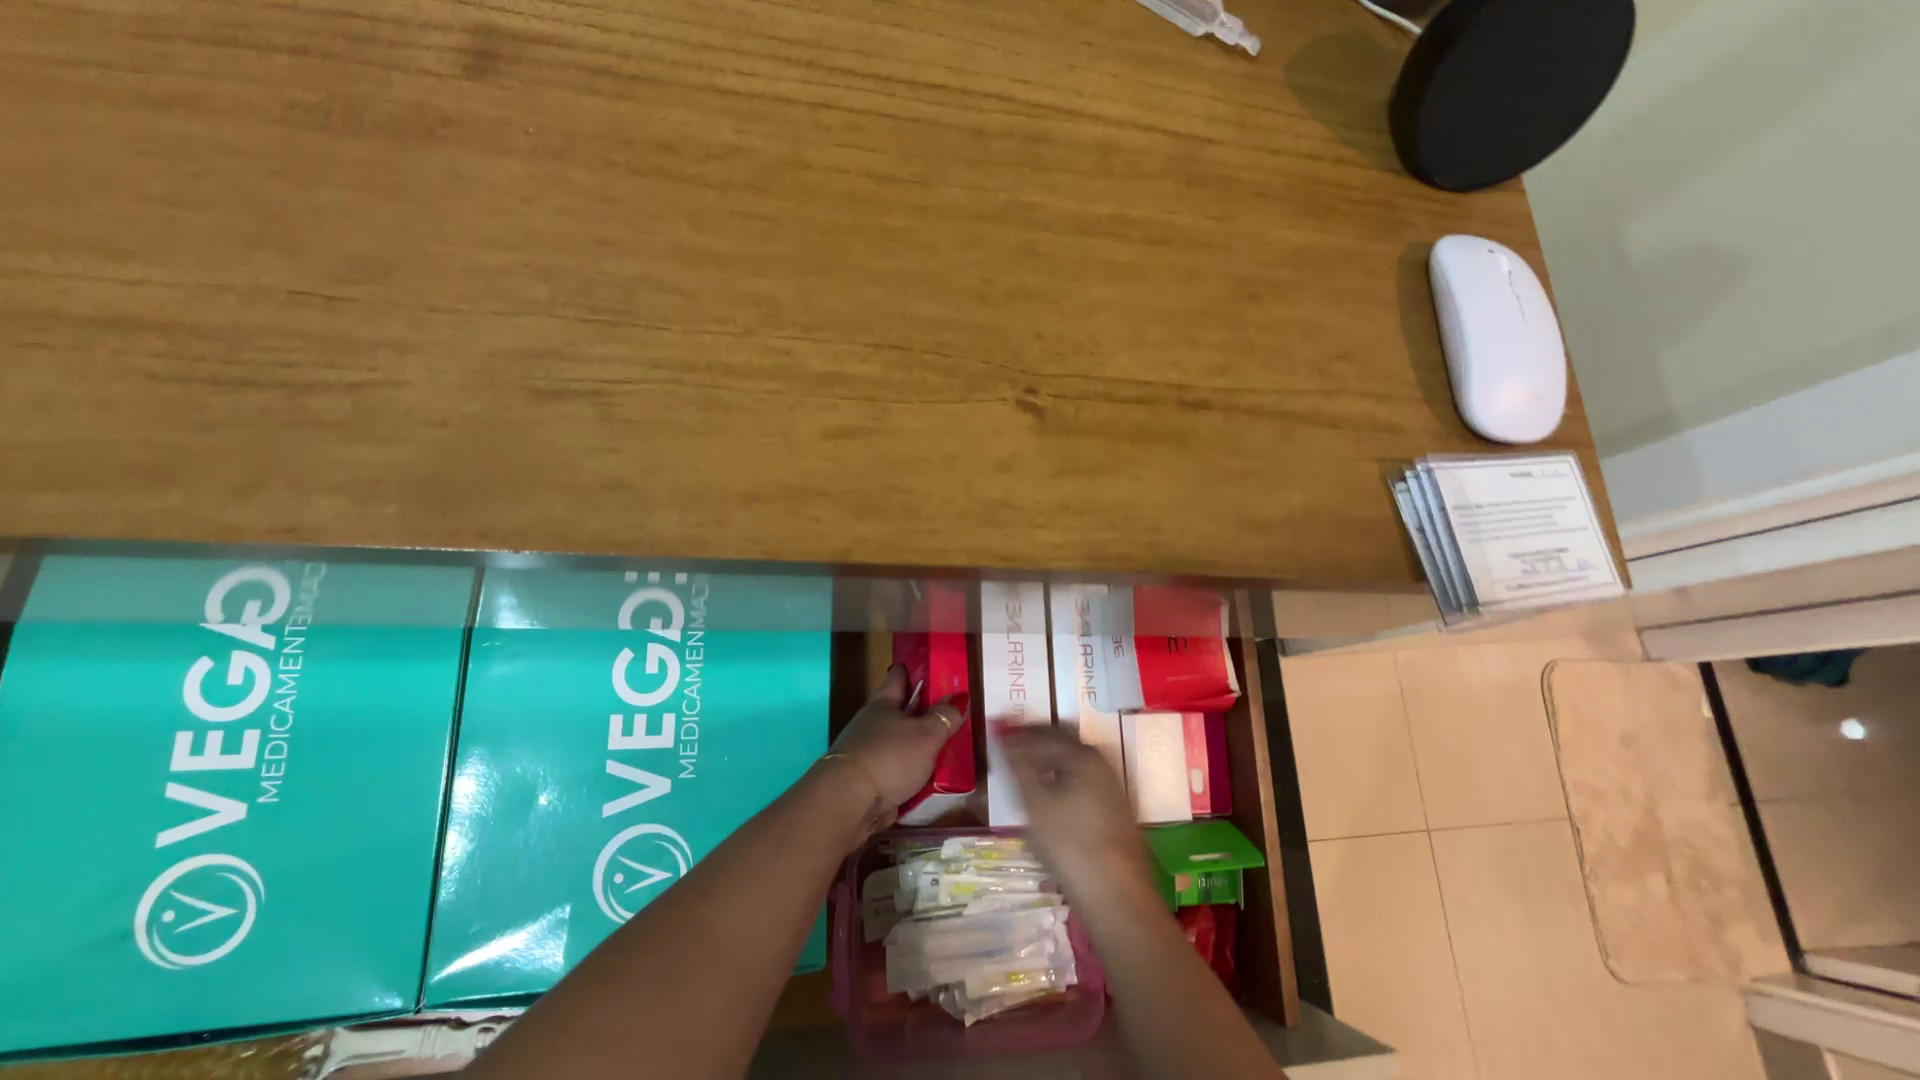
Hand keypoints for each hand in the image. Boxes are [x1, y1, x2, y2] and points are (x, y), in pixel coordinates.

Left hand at [828, 664, 964, 811]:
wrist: (849, 803)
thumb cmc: (889, 757)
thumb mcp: (926, 735)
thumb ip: (944, 717)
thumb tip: (961, 696)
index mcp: (883, 704)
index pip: (897, 679)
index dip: (909, 671)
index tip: (921, 665)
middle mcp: (873, 725)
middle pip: (898, 711)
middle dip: (919, 709)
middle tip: (946, 706)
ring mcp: (869, 754)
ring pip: (899, 742)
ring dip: (917, 743)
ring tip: (945, 743)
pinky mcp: (871, 781)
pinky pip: (898, 769)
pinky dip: (913, 770)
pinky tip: (931, 774)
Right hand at [1000, 726, 1160, 905]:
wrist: (1115, 894)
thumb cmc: (1069, 843)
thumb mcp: (1034, 802)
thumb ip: (1016, 765)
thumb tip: (1002, 734)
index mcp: (1084, 756)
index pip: (1045, 731)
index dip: (1018, 731)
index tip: (995, 733)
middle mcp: (1103, 766)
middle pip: (1063, 747)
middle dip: (1034, 747)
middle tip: (1008, 753)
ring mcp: (1112, 791)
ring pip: (1072, 768)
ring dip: (1047, 768)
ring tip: (1022, 779)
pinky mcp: (1113, 815)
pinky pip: (1080, 787)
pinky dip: (1060, 786)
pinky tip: (1046, 804)